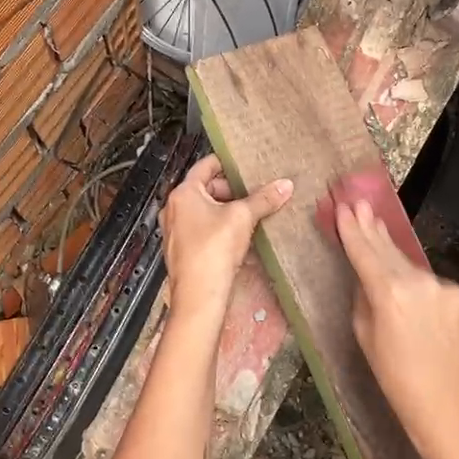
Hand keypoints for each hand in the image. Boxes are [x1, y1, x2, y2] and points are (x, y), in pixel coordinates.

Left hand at [159, 156, 292, 325]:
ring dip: (227, 212)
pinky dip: (220, 230)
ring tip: (251, 215)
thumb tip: (284, 185)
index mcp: (183, 194)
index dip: (226, 163)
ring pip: (205, 212)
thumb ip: (264, 199)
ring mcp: (176, 232)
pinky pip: (203, 232)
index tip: (244, 164)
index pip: (205, 166)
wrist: (199, 295)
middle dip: (231, 191)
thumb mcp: (242, 218)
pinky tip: (240, 239)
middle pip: (206, 190)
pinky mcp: (183, 251)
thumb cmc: (213, 250)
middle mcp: (174, 210)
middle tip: (253, 193)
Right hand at [335, 200, 458, 450]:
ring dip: (398, 262)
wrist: (444, 400)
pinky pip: (435, 286)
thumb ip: (364, 296)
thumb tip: (367, 275)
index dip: (352, 229)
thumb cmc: (393, 373)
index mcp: (389, 293)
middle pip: (390, 251)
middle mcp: (420, 283)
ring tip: (381, 245)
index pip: (365, 252)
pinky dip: (423, 289)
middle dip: (373, 229)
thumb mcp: (363, 333)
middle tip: (361, 205)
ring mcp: (447, 288)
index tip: (344, 208)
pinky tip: (417, 304)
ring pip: (414, 270)